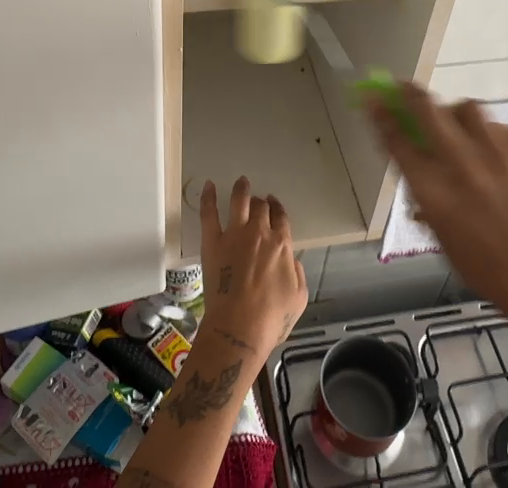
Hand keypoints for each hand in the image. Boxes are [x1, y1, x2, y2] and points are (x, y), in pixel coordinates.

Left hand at [199, 177, 308, 353]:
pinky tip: (208, 185)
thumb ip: (297, 274)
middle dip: (262, 202)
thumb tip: (291, 261)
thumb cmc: (272, 318)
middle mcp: (259, 233)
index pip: (281, 218)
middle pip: (261, 208)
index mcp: (282, 245)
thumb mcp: (299, 297)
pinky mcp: (212, 242)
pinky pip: (209, 213)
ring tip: (242, 181)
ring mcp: (234, 234)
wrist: (239, 327)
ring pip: (239, 202)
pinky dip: (208, 196)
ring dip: (242, 189)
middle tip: (259, 201)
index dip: (278, 209)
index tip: (275, 205)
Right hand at [368, 83, 507, 316]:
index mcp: (434, 192)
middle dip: (410, 95)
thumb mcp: (437, 230)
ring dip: (454, 112)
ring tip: (456, 124)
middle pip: (427, 111)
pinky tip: (491, 151)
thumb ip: (423, 190)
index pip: (397, 141)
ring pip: (468, 108)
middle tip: (404, 88)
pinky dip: (490, 134)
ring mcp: (499, 157)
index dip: (381, 116)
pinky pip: (500, 126)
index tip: (373, 99)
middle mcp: (463, 168)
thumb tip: (412, 156)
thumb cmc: (480, 262)